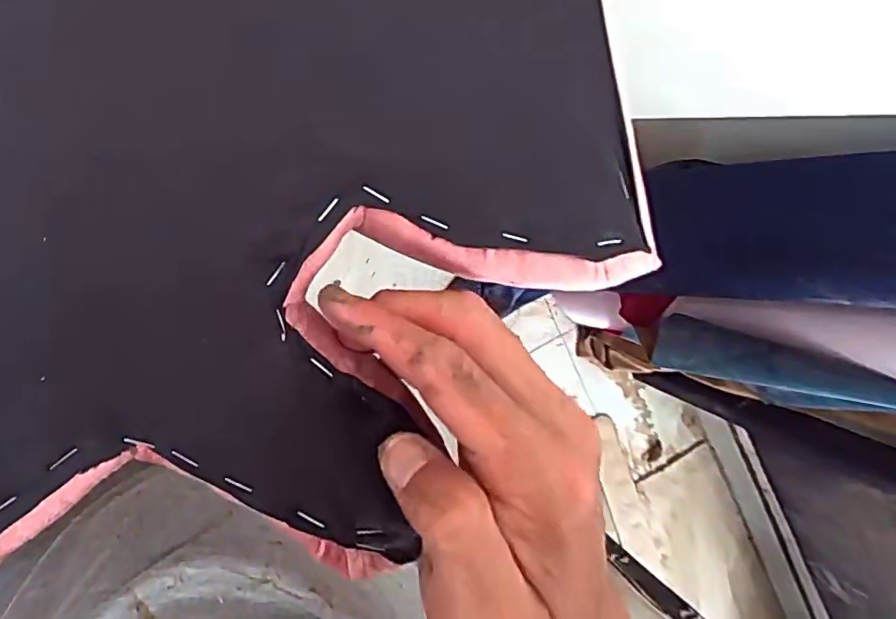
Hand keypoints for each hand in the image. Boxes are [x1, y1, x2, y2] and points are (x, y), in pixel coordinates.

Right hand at [317, 286, 619, 618]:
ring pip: (479, 327)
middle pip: (474, 327)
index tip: (339, 311)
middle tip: (343, 309)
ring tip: (361, 322)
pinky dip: (433, 335)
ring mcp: (551, 408)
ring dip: (416, 316)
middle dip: (402, 306)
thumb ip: (448, 522)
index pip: (455, 371)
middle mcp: (556, 419)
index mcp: (542, 464)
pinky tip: (399, 344)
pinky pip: (482, 348)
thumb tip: (400, 446)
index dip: (392, 331)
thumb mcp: (480, 602)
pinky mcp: (538, 407)